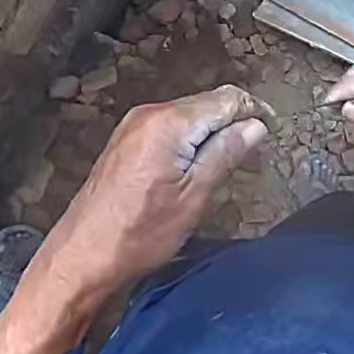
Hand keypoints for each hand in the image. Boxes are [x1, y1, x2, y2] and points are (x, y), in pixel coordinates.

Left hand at [0, 84, 271, 353]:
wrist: (82, 255)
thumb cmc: (139, 233)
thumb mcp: (193, 197)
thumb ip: (226, 153)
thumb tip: (256, 126)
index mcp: (169, 123)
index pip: (226, 99)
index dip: (254, 112)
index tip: (272, 133)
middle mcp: (150, 113)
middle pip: (208, 103)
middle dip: (235, 121)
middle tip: (254, 153)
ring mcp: (135, 124)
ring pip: (190, 114)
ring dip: (214, 131)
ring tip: (229, 162)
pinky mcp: (128, 139)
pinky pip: (171, 126)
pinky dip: (191, 138)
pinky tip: (197, 165)